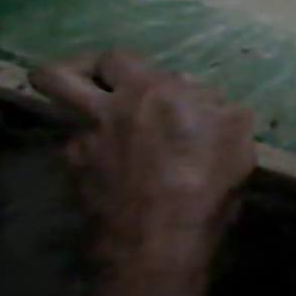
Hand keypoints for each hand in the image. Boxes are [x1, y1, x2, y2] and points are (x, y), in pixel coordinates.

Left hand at [30, 50, 256, 288]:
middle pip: (63, 71)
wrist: (161, 237)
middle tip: (111, 82)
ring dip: (78, 101)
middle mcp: (109, 106)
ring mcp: (84, 138)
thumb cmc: (208, 181)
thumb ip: (222, 110)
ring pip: (57, 102)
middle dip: (85, 69)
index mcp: (152, 90)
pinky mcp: (74, 169)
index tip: (182, 95)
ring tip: (103, 115)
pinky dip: (96, 147)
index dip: (154, 72)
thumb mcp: (238, 138)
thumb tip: (208, 101)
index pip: (129, 58)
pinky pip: (78, 144)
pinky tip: (117, 162)